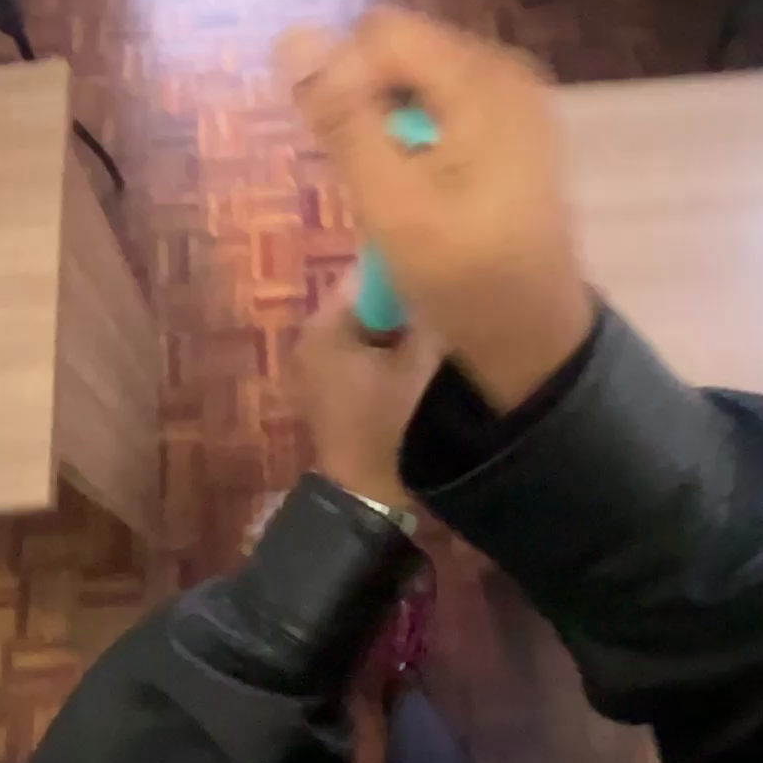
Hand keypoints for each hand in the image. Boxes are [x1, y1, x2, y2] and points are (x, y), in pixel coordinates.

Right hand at [275, 10, 593, 410]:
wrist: (529, 333)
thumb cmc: (461, 275)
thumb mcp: (390, 202)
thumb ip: (341, 119)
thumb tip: (292, 38)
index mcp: (484, 78)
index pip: (379, 34)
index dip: (341, 82)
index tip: (338, 151)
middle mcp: (505, 71)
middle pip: (399, 54)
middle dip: (366, 107)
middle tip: (370, 179)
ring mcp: (513, 99)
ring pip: (414, 83)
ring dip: (385, 128)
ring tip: (392, 189)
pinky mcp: (510, 128)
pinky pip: (440, 107)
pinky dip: (413, 139)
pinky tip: (418, 188)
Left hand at [297, 275, 441, 506]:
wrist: (364, 495)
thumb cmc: (389, 425)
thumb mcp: (420, 365)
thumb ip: (430, 315)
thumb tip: (446, 278)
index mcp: (326, 324)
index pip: (368, 271)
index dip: (408, 267)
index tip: (445, 271)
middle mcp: (315, 334)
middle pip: (368, 297)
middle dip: (406, 297)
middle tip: (448, 301)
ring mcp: (319, 360)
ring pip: (370, 323)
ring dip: (401, 324)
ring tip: (440, 327)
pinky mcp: (331, 383)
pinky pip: (365, 347)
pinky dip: (390, 347)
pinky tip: (419, 356)